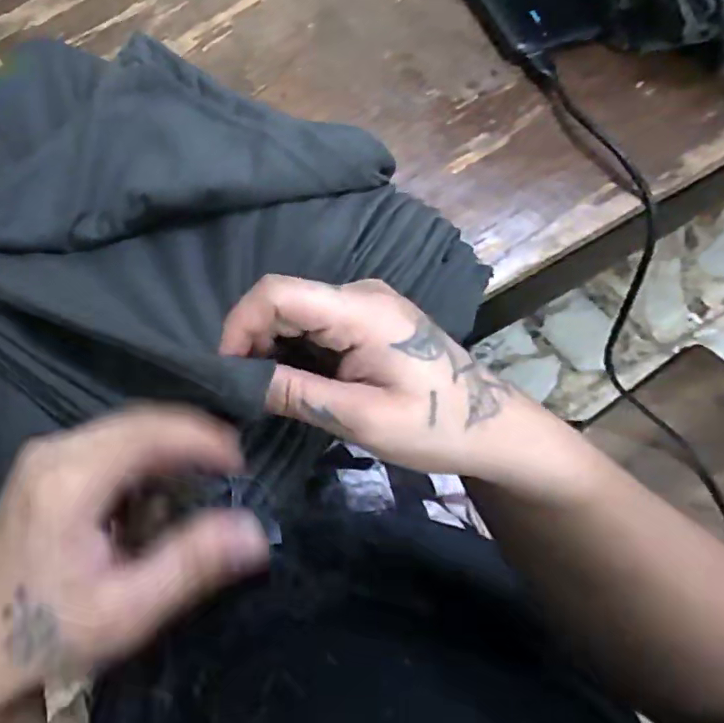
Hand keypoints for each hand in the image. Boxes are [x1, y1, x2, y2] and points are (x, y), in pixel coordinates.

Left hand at [0, 409, 271, 722]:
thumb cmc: (49, 632)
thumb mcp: (126, 609)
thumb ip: (189, 564)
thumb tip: (254, 530)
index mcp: (68, 477)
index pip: (146, 430)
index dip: (200, 437)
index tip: (242, 463)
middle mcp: (50, 451)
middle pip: (132, 423)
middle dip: (185, 443)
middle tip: (228, 476)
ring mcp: (39, 456)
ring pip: (116, 432)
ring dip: (159, 453)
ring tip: (194, 493)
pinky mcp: (37, 468)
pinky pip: (98, 446)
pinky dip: (133, 463)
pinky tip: (147, 502)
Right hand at [220, 276, 572, 485]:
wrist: (498, 430)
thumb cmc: (437, 426)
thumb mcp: (361, 419)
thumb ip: (294, 394)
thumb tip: (234, 381)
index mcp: (361, 310)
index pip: (275, 292)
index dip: (239, 324)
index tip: (225, 368)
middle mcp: (358, 292)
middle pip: (279, 299)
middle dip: (250, 340)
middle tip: (245, 387)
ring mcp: (361, 301)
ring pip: (290, 310)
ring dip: (268, 346)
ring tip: (268, 388)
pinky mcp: (363, 316)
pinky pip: (308, 321)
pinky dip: (289, 348)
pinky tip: (292, 378)